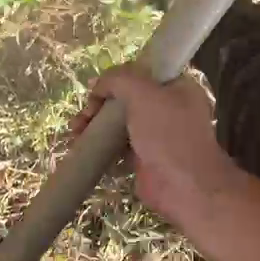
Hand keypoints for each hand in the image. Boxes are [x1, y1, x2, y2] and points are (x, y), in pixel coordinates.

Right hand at [69, 64, 244, 228]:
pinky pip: (117, 145)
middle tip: (83, 116)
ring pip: (118, 122)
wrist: (184, 186)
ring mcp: (156, 134)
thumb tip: (96, 85)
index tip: (95, 91)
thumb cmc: (167, 134)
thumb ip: (118, 80)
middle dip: (99, 105)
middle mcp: (168, 108)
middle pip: (125, 98)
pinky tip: (81, 147)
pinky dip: (99, 145)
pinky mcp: (143, 157)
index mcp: (177, 87)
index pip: (140, 73)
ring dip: (94, 125)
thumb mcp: (142, 94)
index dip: (115, 79)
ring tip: (75, 133)